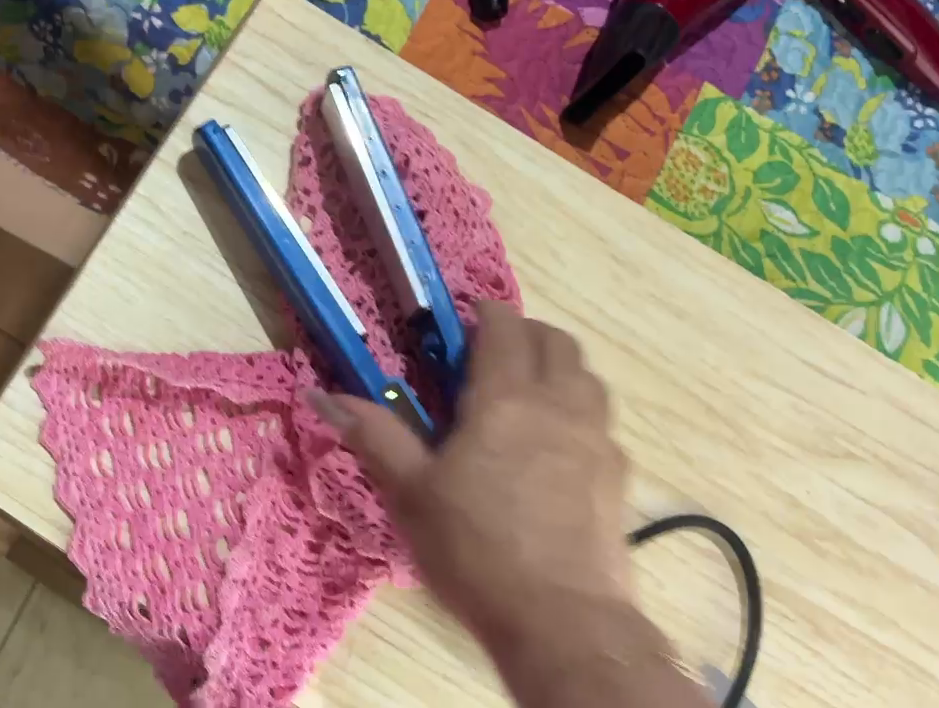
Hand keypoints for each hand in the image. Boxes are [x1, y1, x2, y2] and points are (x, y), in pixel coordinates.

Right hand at [310, 301, 632, 650]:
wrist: (564, 625)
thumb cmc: (474, 548)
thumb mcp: (409, 490)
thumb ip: (372, 434)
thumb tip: (319, 394)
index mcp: (505, 401)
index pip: (505, 330)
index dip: (485, 313)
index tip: (462, 317)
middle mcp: (559, 409)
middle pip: (557, 343)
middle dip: (524, 332)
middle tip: (487, 350)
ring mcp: (597, 444)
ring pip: (588, 378)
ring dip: (556, 367)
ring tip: (521, 389)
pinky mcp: (618, 480)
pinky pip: (601, 421)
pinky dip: (577, 409)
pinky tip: (551, 443)